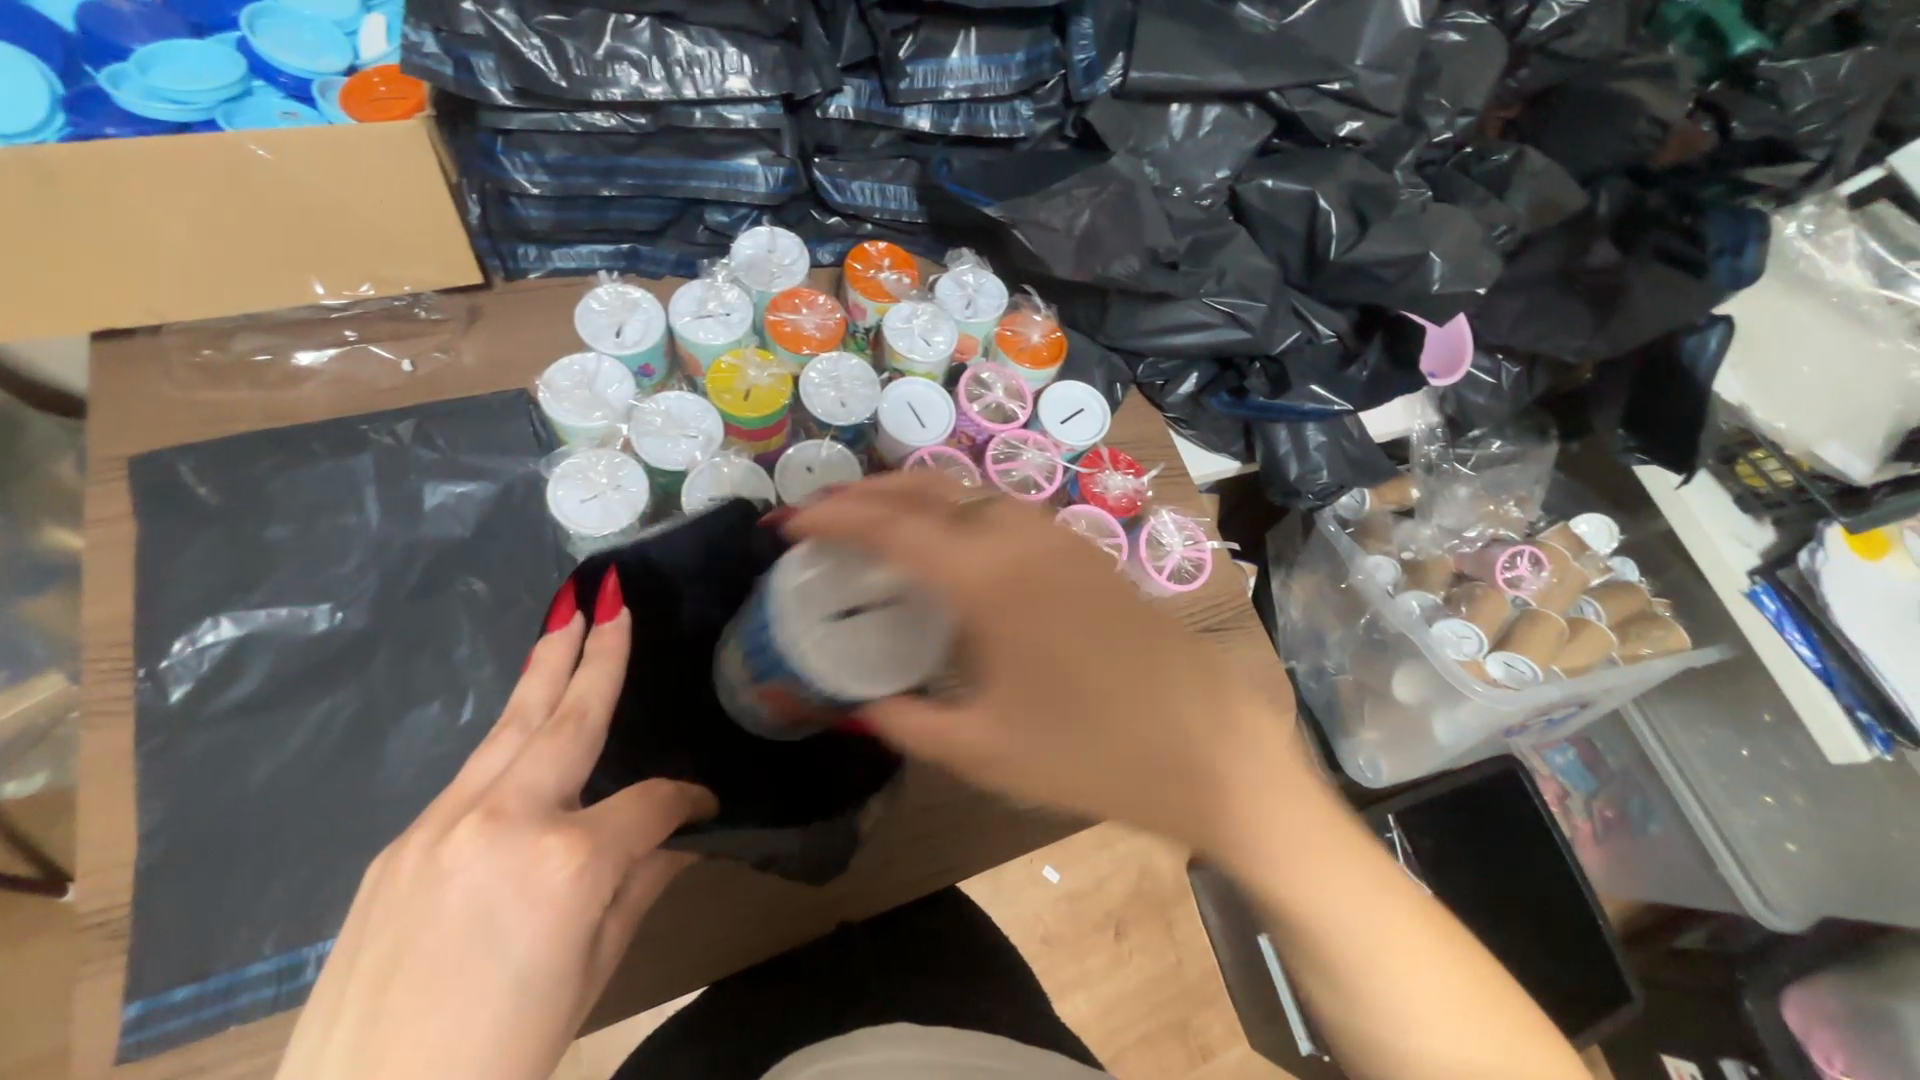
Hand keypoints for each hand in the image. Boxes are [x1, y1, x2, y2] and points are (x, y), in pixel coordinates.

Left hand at [275, 570, 715, 1079]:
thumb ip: (638, 887)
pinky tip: (524, 731)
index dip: (687, 801)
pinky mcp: (401, 843)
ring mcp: (442, 825)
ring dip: (542, 675)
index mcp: (569, 862)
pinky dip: (508, 741)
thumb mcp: (591, 970)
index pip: (651, 803)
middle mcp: (505, 820)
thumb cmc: (503, 1054)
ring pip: (508, 733)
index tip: (705, 807)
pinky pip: (472, 776)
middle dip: (592, 657)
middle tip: (608, 600)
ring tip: (564, 622)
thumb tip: (676, 840)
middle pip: (565, 722)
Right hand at [787, 473, 1312, 857]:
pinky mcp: (1087, 552)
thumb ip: (900, 719)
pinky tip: (952, 544)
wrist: (1210, 748)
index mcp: (985, 577)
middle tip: (819, 515)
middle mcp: (1020, 537)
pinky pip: (1006, 510)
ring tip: (874, 521)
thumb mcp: (980, 750)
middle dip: (864, 494)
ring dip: (914, 496)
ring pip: (970, 492)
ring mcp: (1061, 538)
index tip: (786, 525)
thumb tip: (839, 703)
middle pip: (926, 491)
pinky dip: (959, 510)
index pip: (888, 526)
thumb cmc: (1090, 754)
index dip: (829, 518)